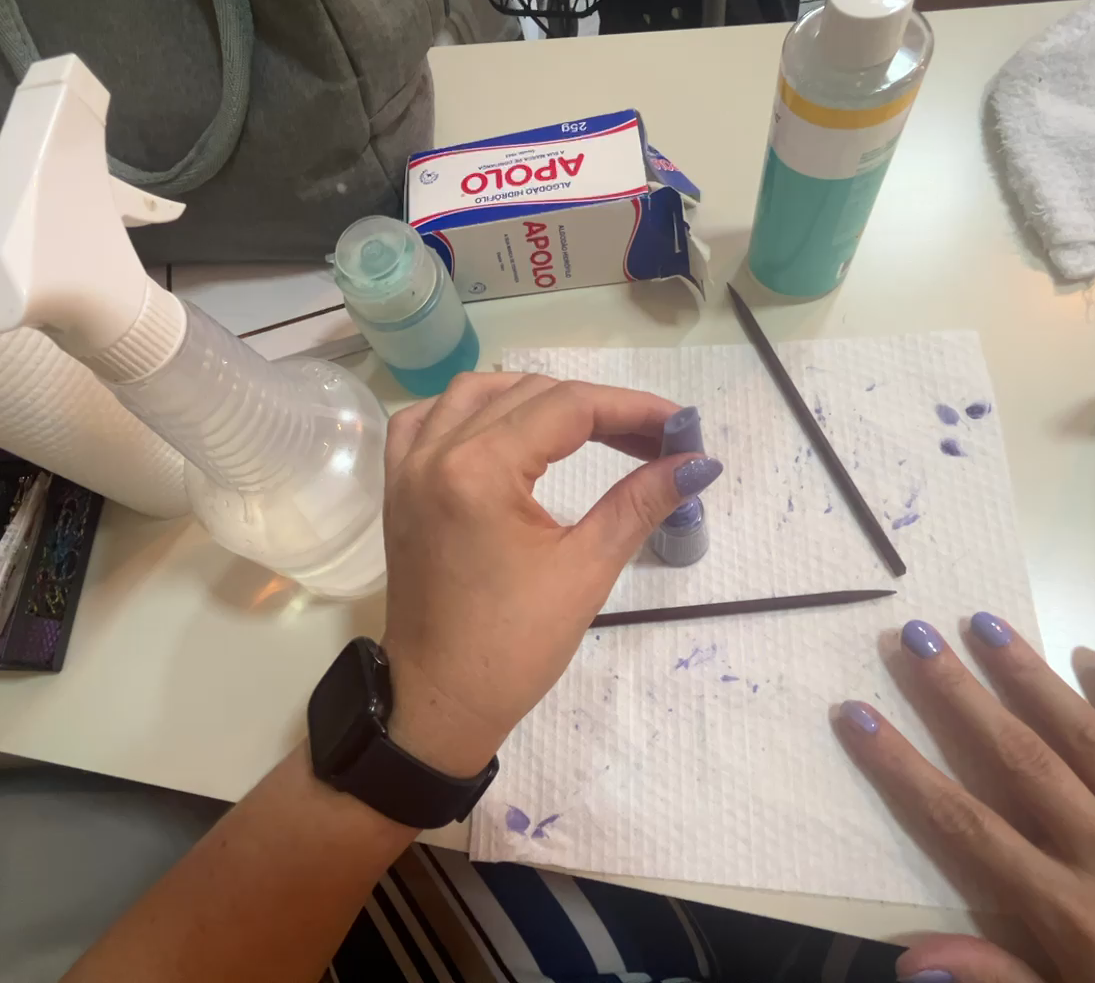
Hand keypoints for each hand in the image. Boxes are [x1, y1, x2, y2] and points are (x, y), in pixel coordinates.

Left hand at [378, 373, 723, 777]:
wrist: (440, 699)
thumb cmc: (514, 647)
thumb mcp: (585, 570)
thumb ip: (640, 502)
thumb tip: (697, 462)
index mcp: (479, 471)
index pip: (567, 408)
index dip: (632, 409)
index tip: (680, 426)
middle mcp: (436, 453)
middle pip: (527, 394)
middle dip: (596, 410)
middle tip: (649, 442)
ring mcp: (408, 466)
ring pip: (474, 394)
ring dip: (532, 399)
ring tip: (584, 429)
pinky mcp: (397, 486)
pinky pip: (424, 420)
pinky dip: (466, 412)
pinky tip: (498, 427)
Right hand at [837, 618, 1094, 982]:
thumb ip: (999, 979)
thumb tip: (907, 960)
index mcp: (1071, 912)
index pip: (963, 822)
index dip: (900, 765)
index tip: (854, 712)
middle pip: (1022, 759)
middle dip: (960, 693)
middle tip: (916, 635)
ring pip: (1093, 740)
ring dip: (1033, 676)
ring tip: (987, 623)